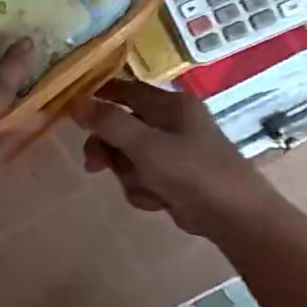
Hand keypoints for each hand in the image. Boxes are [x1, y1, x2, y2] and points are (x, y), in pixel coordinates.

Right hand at [71, 79, 282, 238]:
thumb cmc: (193, 172)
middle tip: (94, 167)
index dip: (97, 97)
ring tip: (146, 188)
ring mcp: (172, 150)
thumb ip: (109, 123)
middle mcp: (171, 122)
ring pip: (126, 156)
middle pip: (120, 127)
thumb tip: (75, 102)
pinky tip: (157, 201)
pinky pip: (140, 177)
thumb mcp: (146, 145)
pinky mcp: (172, 176)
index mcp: (171, 105)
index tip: (71, 112)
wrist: (234, 217)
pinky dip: (142, 189)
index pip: (125, 89)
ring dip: (128, 175)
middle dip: (108, 149)